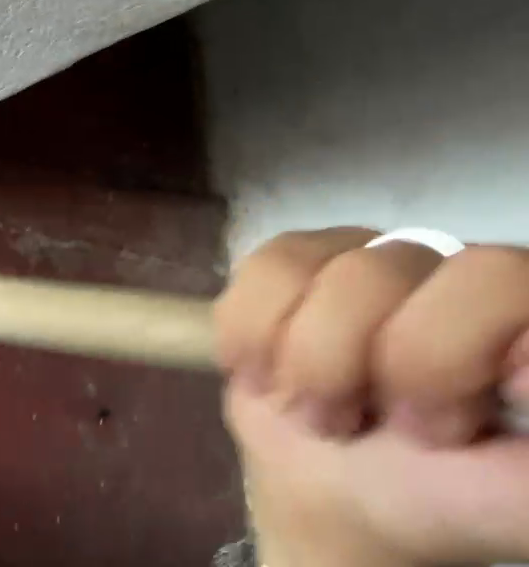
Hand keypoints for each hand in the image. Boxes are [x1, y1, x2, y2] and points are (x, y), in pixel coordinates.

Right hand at [215, 227, 528, 565]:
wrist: (337, 485)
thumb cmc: (440, 494)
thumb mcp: (516, 494)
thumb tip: (520, 381)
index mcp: (523, 315)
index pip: (493, 277)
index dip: (443, 349)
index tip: (440, 430)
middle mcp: (454, 268)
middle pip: (376, 271)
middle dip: (344, 361)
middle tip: (355, 422)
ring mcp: (366, 253)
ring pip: (300, 266)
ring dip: (291, 354)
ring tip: (310, 405)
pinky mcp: (296, 258)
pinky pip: (255, 267)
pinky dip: (246, 331)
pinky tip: (264, 371)